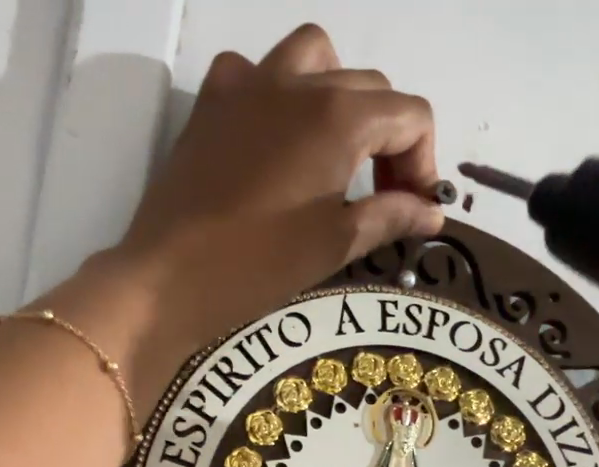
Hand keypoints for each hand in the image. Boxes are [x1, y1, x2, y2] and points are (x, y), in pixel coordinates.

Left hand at [113, 24, 442, 368]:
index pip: (410, 115)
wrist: (167, 279)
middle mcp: (298, 83)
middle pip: (370, 87)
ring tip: (334, 147)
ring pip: (315, 56)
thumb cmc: (257, 265)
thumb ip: (390, 216)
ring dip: (339, 91)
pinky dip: (276, 91)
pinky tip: (273, 136)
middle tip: (381, 194)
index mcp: (339, 115)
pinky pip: (254, 71)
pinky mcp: (211, 104)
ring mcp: (248, 85)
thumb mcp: (333, 244)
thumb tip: (431, 210)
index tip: (413, 207)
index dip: (423, 162)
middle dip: (389, 137)